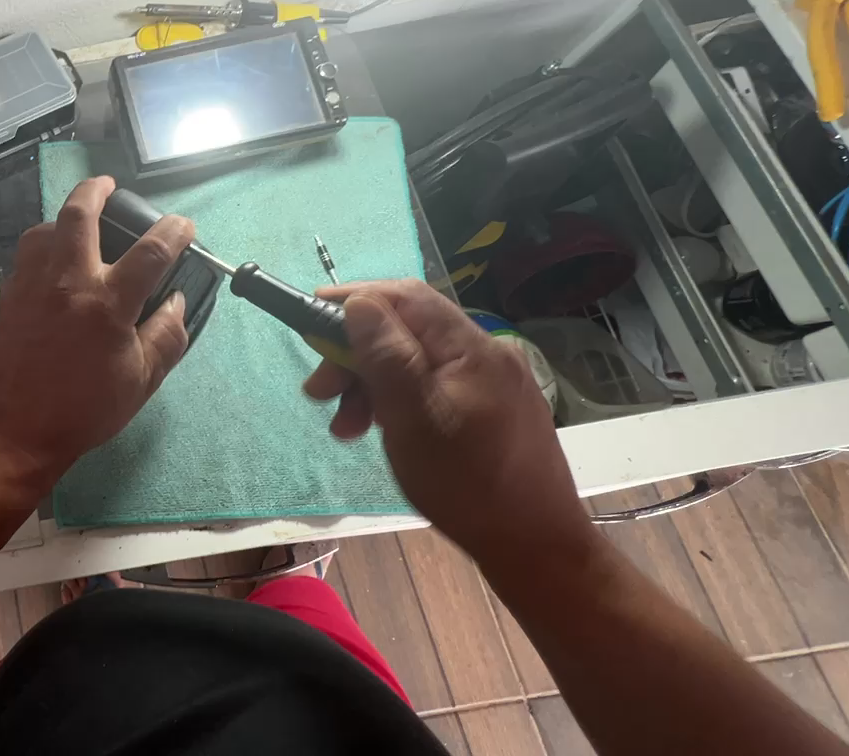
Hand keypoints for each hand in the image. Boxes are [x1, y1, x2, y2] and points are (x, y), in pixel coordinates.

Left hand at [0, 176, 195, 489]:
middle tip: (108, 185)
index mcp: (107, 303)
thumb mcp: (141, 380)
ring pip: (44, 228)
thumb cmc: (84, 408)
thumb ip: (166, 336)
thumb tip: (178, 300)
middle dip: (96, 190)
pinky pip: (26, 254)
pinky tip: (52, 259)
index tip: (182, 225)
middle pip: (80, 214)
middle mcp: (67, 281)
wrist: (15, 427)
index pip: (150, 251)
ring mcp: (31, 283)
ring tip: (76, 222)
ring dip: (63, 217)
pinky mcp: (8, 293)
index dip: (173, 231)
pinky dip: (43, 245)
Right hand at [304, 280, 595, 567]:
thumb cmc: (467, 487)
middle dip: (354, 354)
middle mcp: (486, 354)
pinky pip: (430, 384)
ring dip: (369, 383)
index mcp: (472, 350)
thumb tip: (358, 303)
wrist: (537, 552)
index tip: (310, 316)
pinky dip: (396, 399)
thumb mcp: (413, 420)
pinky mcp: (490, 406)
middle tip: (318, 391)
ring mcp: (491, 381)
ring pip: (413, 360)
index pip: (405, 297)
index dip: (354, 298)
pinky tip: (379, 429)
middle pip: (405, 330)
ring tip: (345, 426)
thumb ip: (386, 356)